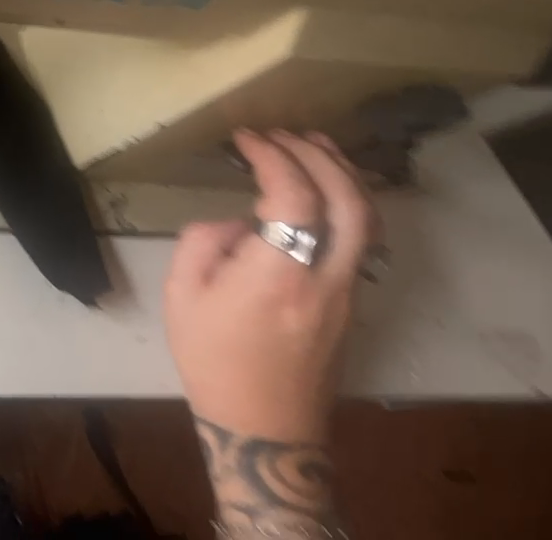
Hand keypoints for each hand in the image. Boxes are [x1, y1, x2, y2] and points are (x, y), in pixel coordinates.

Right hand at [164, 130, 376, 442]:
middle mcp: (324, 276)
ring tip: (313, 145)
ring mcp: (346, 290)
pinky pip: (361, 237)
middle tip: (283, 132)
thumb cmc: (211, 354)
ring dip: (344, 175)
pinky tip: (321, 190)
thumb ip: (204, 242)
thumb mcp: (182, 293)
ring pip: (369, 219)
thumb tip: (238, 224)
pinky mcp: (350, 300)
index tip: (247, 137)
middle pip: (349, 202)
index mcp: (276, 273)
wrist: (262, 418)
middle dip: (320, 157)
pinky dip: (346, 200)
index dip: (273, 158)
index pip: (292, 198)